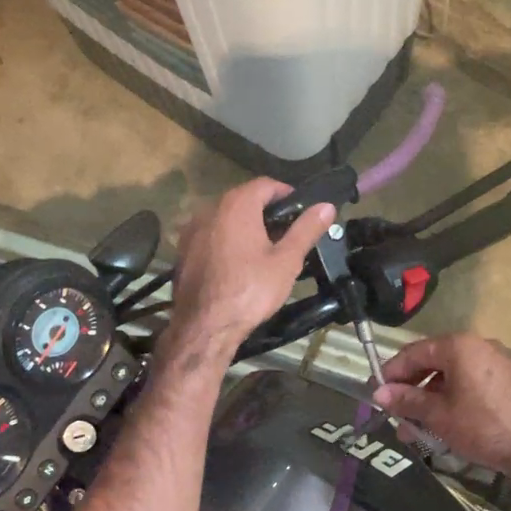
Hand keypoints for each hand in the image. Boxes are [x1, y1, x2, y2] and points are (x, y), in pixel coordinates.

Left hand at [172, 178, 333, 346]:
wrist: (205, 326)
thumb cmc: (250, 290)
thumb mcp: (286, 261)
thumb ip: (306, 230)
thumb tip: (327, 206)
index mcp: (237, 205)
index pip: (266, 184)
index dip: (287, 194)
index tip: (301, 211)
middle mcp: (209, 209)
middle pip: (243, 200)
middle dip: (266, 212)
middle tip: (287, 234)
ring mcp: (192, 231)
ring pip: (225, 220)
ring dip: (245, 228)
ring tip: (264, 251)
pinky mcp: (183, 252)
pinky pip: (211, 238)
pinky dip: (226, 243)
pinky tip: (238, 265)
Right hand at [370, 333, 510, 482]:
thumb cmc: (483, 427)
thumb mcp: (439, 416)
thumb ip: (407, 401)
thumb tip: (378, 393)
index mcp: (459, 346)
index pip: (413, 352)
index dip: (390, 372)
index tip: (374, 392)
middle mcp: (479, 346)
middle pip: (432, 363)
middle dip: (410, 390)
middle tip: (394, 414)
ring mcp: (497, 362)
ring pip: (451, 377)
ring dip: (429, 400)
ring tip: (415, 430)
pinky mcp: (508, 381)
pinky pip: (469, 384)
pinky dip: (451, 400)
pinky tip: (443, 425)